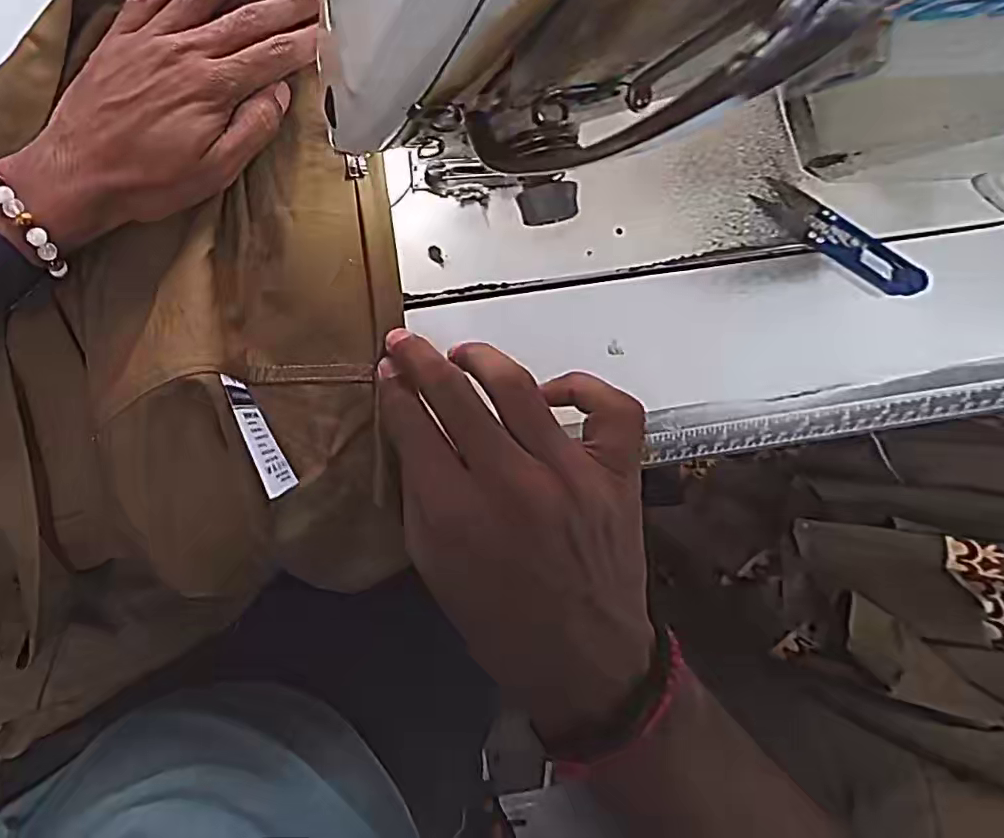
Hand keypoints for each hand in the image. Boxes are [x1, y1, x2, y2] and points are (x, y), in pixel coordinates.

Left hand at [0, 0, 320, 248]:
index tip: (329, 27)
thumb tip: (277, 93)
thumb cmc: (141, 181)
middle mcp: (184, 53)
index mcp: (212, 86)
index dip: (306, 39)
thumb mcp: (212, 171)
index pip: (273, 53)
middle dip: (287, 1)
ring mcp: (150, 42)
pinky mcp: (120, 42)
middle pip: (248, 18)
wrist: (75, 176)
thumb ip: (252, 128)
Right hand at [377, 329, 653, 743]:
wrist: (583, 662)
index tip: (386, 370)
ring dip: (480, 358)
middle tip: (405, 342)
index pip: (412, 421)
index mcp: (455, 510)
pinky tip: (550, 391)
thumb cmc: (493, 614)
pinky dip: (580, 387)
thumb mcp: (429, 556)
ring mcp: (571, 476)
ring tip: (461, 355)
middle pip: (454, 393)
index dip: (393, 388)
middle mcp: (511, 483)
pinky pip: (610, 408)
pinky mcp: (617, 477)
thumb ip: (415, 487)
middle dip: (419, 359)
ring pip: (518, 386)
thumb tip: (407, 424)